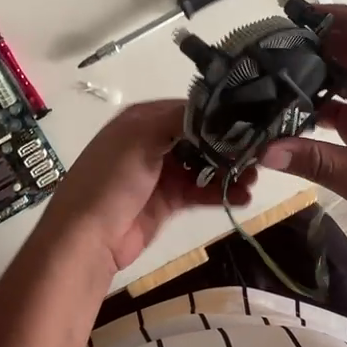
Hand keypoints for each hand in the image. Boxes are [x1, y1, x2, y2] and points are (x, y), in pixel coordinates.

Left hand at [39, 100, 253, 270]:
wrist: (87, 239)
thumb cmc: (111, 180)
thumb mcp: (141, 138)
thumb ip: (179, 119)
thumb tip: (215, 107)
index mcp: (142, 119)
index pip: (189, 108)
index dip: (219, 115)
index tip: (252, 120)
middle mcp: (152, 141)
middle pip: (200, 137)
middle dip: (228, 145)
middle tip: (259, 153)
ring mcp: (159, 173)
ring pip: (203, 165)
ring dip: (228, 170)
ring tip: (255, 177)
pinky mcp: (167, 201)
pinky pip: (199, 191)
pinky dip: (220, 192)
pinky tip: (243, 195)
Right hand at [257, 5, 346, 261]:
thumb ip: (314, 162)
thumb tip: (264, 150)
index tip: (307, 14)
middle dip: (322, 41)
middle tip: (277, 41)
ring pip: (346, 77)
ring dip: (316, 71)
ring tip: (275, 68)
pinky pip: (339, 105)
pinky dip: (315, 102)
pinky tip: (286, 106)